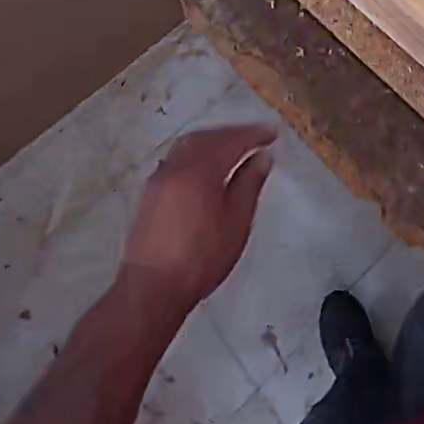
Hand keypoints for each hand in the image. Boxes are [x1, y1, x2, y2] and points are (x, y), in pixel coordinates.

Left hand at [122, 124, 275, 311]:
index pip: (231, 141)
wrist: (151, 290)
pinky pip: (177, 157)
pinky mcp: (150, 192)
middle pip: (208, 137)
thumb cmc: (201, 257)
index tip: (273, 133)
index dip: (254, 134)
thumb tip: (262, 156)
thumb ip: (249, 184)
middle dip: (233, 133)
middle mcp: (176, 166)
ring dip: (213, 139)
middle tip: (256, 136)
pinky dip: (197, 151)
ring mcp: (159, 178)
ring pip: (189, 145)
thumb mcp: (236, 221)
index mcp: (200, 170)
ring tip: (233, 146)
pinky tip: (206, 165)